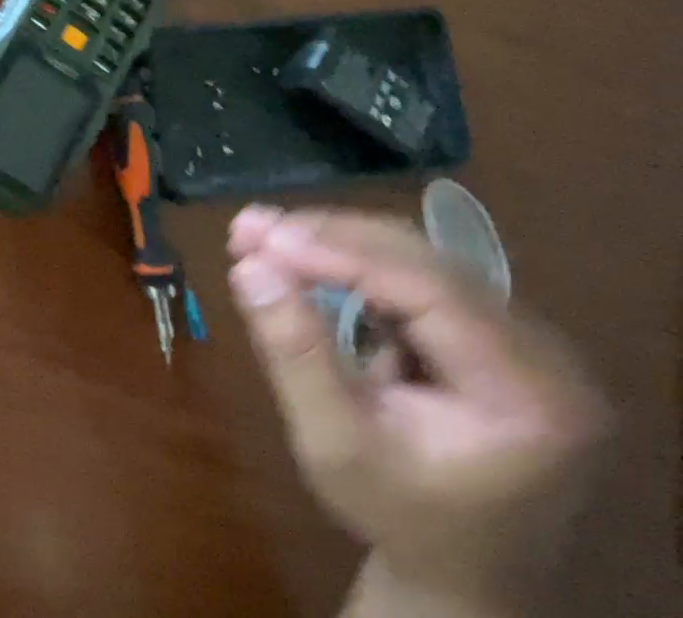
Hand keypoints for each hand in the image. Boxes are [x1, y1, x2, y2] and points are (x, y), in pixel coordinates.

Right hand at [225, 207, 608, 605]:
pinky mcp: (493, 341)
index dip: (342, 255)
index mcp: (529, 394)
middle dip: (333, 238)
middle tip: (247, 227)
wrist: (460, 566)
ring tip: (262, 238)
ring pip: (424, 264)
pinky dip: (355, 267)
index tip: (261, 237)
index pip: (433, 293)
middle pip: (431, 266)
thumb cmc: (398, 513)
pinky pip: (420, 283)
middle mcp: (546, 357)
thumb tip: (248, 267)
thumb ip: (298, 355)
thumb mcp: (335, 445)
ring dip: (339, 245)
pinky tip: (305, 264)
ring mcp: (525, 346)